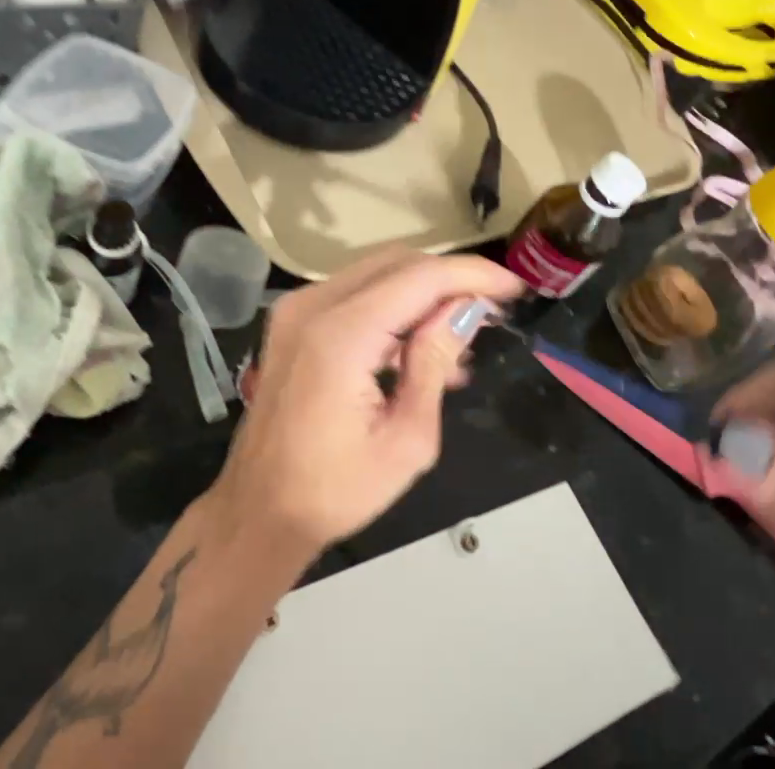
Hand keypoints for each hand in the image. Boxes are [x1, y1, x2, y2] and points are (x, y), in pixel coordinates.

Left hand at [206, 248, 523, 559]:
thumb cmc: (336, 489)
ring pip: (375, 275)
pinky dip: (391, 311)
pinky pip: (353, 297)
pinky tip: (420, 354)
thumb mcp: (406, 438)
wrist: (260, 509)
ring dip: (421, 297)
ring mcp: (296, 312)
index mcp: (341, 335)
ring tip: (460, 347)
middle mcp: (312, 306)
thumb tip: (465, 312)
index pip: (421, 277)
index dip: (473, 276)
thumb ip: (435, 363)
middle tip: (489, 315)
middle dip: (449, 281)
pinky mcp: (291, 325)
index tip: (514, 288)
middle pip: (397, 264)